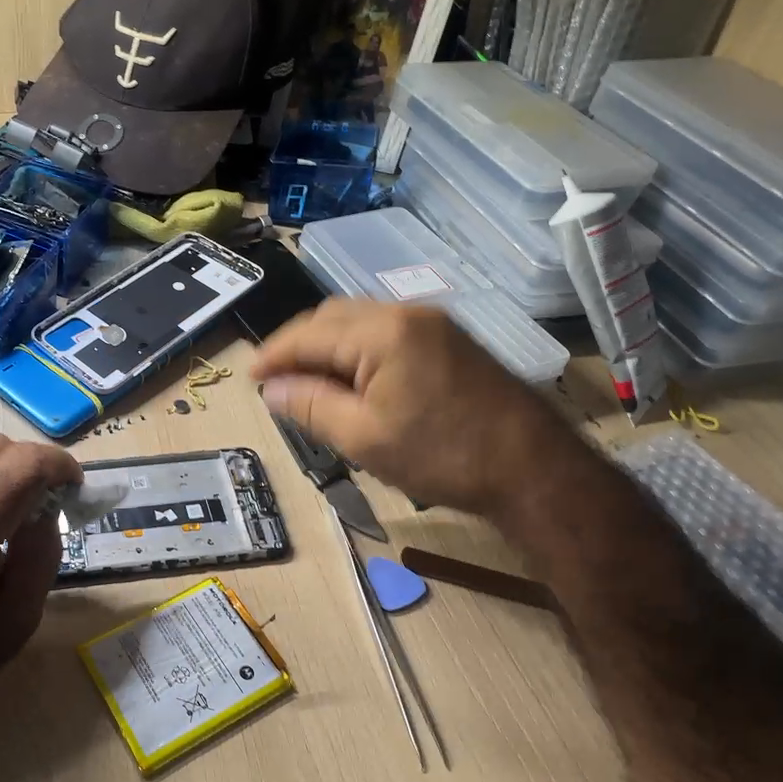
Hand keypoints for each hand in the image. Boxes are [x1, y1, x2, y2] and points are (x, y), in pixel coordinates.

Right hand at [251, 299, 591, 516]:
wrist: (534, 468)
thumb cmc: (443, 456)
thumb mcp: (362, 438)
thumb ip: (308, 405)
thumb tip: (269, 389)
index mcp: (382, 331)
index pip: (308, 335)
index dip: (273, 356)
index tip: (248, 378)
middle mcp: (406, 313)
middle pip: (331, 318)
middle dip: (298, 346)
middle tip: (275, 383)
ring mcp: (433, 323)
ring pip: (358, 322)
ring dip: (327, 347)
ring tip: (309, 384)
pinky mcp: (449, 339)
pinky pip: (386, 332)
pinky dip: (357, 350)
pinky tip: (353, 380)